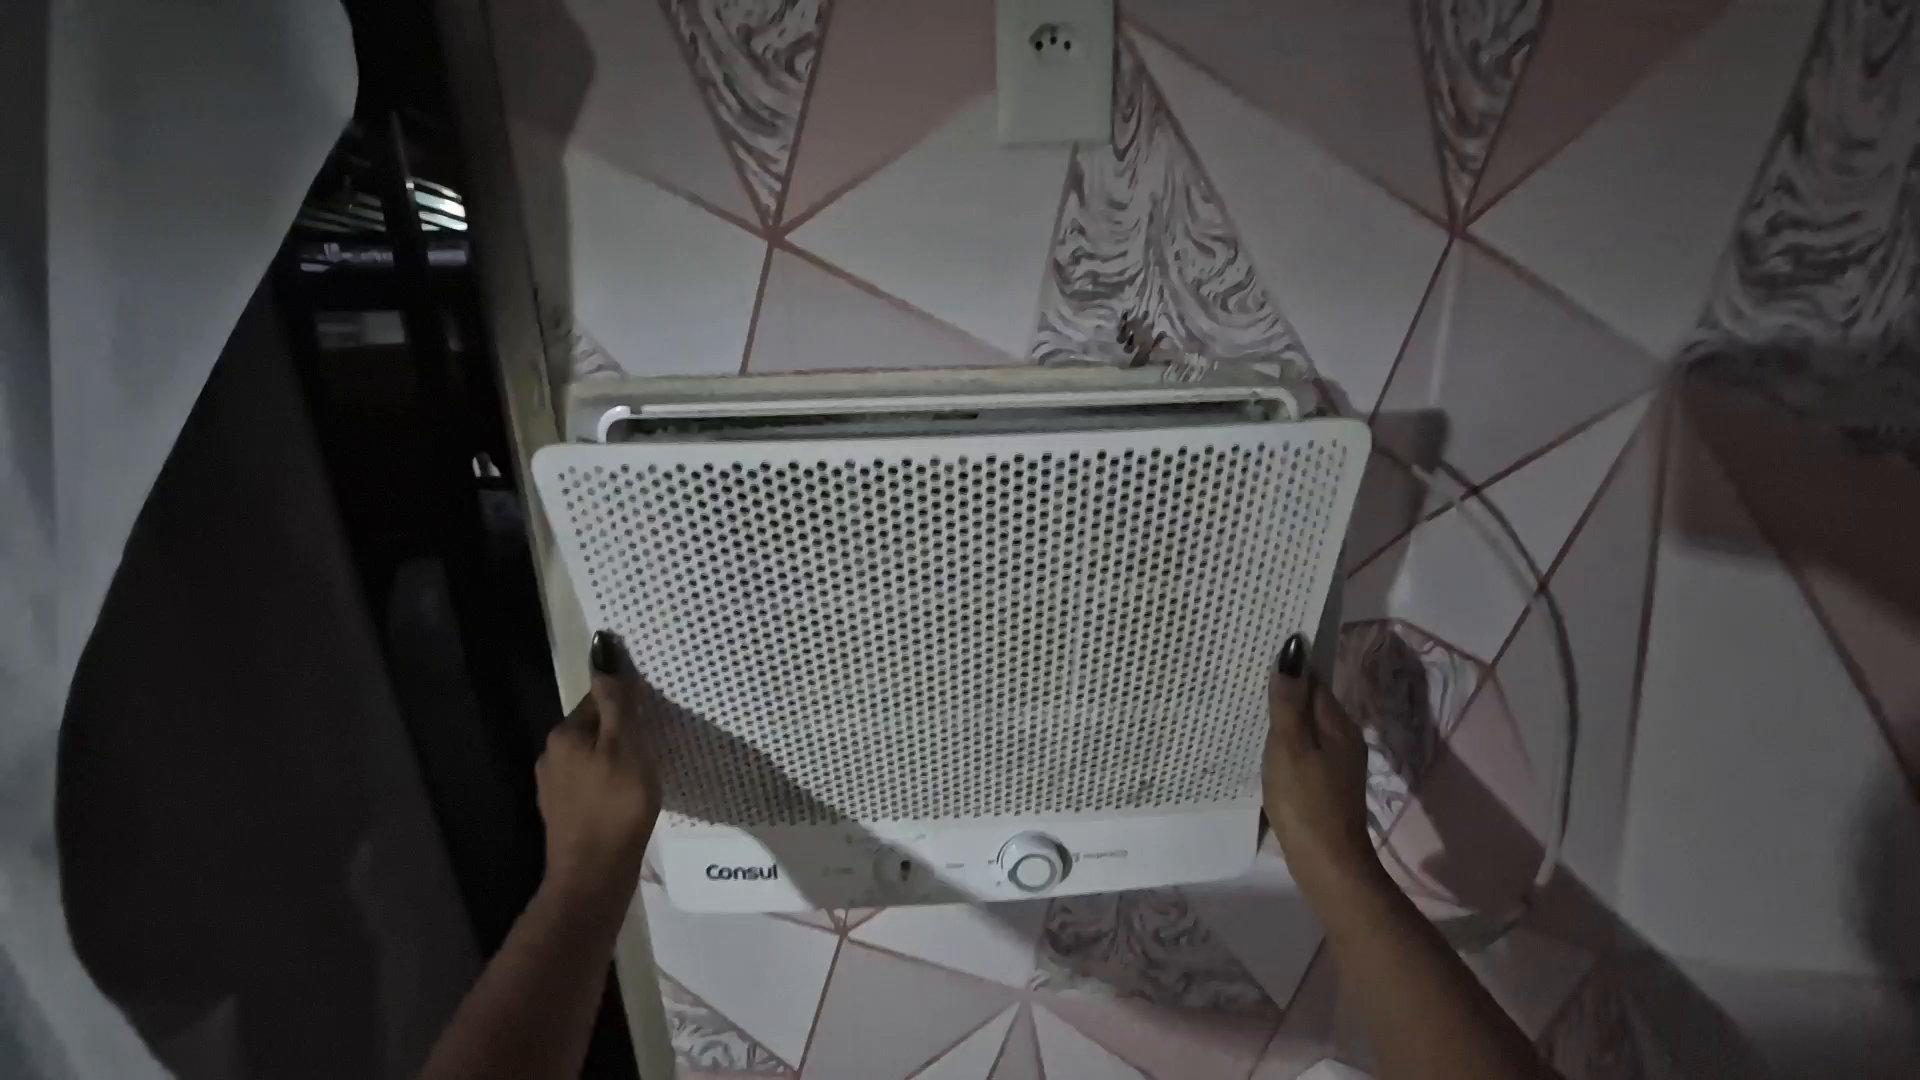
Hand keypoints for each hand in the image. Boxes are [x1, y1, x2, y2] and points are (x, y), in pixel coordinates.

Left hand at [535, 631, 660, 911]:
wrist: (594, 874)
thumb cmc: (617, 803)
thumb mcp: (626, 744)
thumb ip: (617, 700)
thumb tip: (603, 651)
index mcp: (565, 734)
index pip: (598, 698)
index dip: (628, 703)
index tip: (652, 715)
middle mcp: (552, 755)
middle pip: (594, 727)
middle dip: (622, 729)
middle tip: (655, 741)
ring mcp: (554, 787)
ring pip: (593, 756)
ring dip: (616, 757)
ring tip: (646, 769)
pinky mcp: (564, 813)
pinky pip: (591, 782)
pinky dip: (610, 782)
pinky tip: (628, 796)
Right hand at [1264, 633, 1380, 897]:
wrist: (1327, 864)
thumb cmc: (1306, 800)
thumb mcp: (1290, 746)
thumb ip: (1288, 700)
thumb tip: (1293, 648)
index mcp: (1337, 724)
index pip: (1313, 679)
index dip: (1288, 664)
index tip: (1254, 650)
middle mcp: (1342, 737)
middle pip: (1309, 701)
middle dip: (1281, 688)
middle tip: (1238, 674)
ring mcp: (1334, 762)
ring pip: (1304, 725)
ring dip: (1279, 715)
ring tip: (1242, 704)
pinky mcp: (1322, 782)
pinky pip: (1300, 747)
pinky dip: (1281, 740)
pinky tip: (1258, 745)